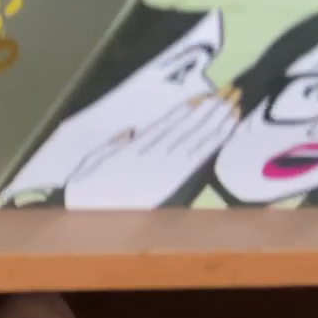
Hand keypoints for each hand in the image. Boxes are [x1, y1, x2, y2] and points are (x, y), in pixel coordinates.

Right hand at [62, 91, 238, 208]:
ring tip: (235, 103)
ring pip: (198, 140)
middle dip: (209, 110)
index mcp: (129, 153)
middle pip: (186, 130)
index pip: (164, 126)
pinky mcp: (176, 181)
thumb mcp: (87, 167)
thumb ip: (110, 148)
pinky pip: (201, 156)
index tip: (203, 94)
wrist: (88, 226)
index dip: (185, 110)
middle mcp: (151, 158)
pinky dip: (216, 140)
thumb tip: (131, 132)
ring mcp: (166, 170)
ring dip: (218, 121)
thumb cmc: (82, 193)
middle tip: (231, 91)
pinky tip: (229, 128)